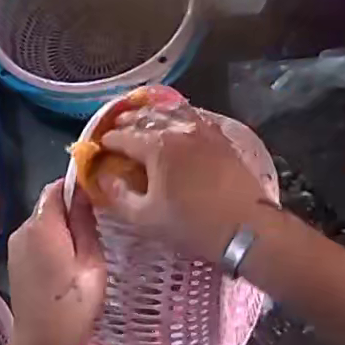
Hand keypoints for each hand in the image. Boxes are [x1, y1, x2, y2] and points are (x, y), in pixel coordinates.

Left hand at [5, 180, 106, 344]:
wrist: (41, 344)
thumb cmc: (72, 306)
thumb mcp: (91, 263)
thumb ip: (86, 224)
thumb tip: (85, 193)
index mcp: (41, 225)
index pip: (56, 188)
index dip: (77, 185)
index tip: (100, 192)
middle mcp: (22, 229)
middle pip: (49, 204)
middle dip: (73, 207)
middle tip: (102, 221)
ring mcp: (15, 246)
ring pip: (43, 222)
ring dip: (64, 226)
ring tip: (89, 243)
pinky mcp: (15, 261)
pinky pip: (37, 239)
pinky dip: (54, 240)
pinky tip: (70, 259)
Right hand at [97, 104, 269, 259]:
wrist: (248, 229)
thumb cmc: (191, 224)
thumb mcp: (144, 217)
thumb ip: (118, 195)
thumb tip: (102, 176)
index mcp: (156, 146)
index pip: (120, 137)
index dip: (105, 143)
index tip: (97, 151)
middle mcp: (179, 130)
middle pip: (145, 119)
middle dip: (126, 125)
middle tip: (115, 134)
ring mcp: (204, 132)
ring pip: (171, 115)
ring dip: (152, 118)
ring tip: (143, 125)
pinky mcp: (222, 141)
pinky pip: (194, 120)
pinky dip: (179, 121)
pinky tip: (176, 129)